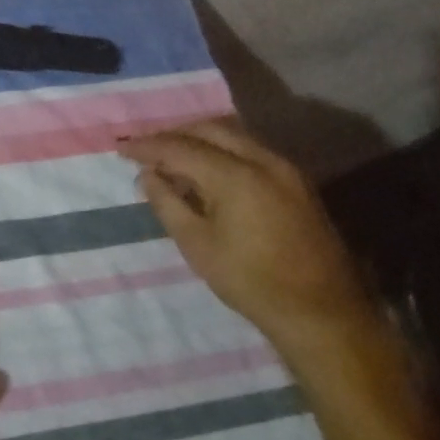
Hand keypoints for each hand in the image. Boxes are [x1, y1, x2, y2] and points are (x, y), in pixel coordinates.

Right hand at [119, 118, 378, 352]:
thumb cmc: (249, 280)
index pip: (181, 147)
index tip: (121, 149)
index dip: (148, 146)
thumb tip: (148, 176)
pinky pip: (251, 150)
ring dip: (199, 140)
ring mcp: (286, 169)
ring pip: (234, 136)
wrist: (318, 309)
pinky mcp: (297, 183)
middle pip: (211, 129)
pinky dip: (222, 151)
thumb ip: (168, 203)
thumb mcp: (196, 245)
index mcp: (236, 175)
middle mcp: (264, 160)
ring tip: (172, 158)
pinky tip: (207, 171)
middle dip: (174, 134)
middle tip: (145, 149)